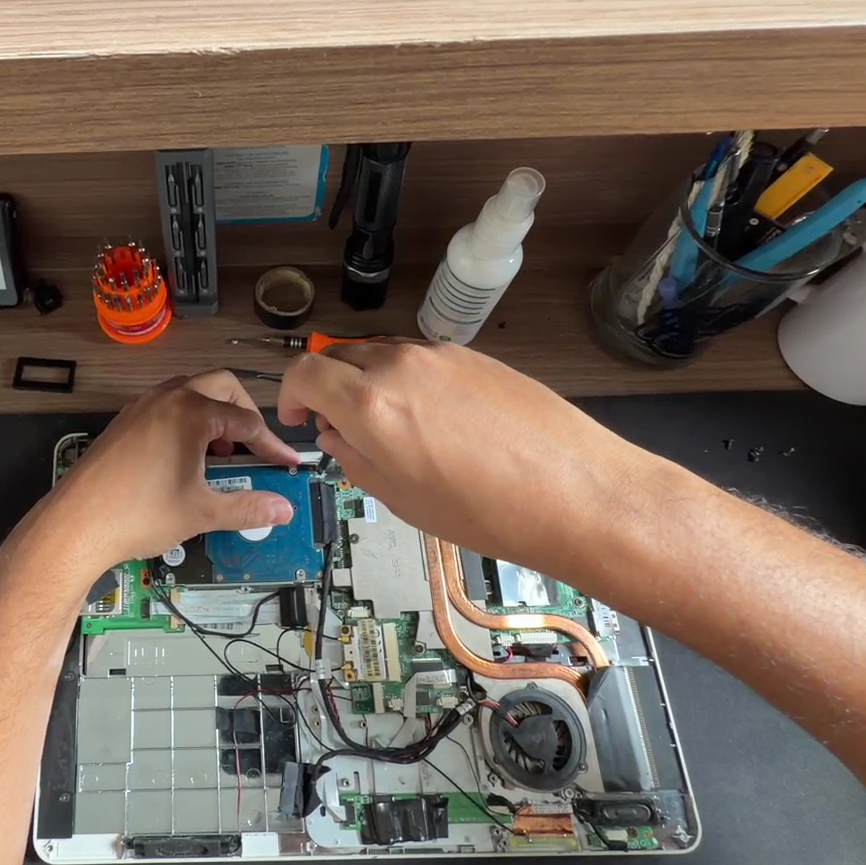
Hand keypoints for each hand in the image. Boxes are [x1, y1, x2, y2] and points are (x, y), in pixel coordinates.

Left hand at [32, 370, 301, 576]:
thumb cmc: (140, 514)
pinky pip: (167, 405)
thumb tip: (283, 509)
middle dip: (245, 412)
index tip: (287, 464)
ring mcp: (141, 406)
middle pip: (221, 386)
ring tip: (222, 452)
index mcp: (191, 411)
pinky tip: (186, 457)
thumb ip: (248, 507)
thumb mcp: (202, 512)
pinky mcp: (124, 421)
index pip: (248, 421)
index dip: (272, 445)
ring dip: (214, 413)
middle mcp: (167, 397)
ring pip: (191, 391)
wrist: (76, 523)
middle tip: (255, 446)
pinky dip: (187, 420)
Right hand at [276, 340, 669, 583]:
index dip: (289, 395)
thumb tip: (337, 435)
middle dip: (325, 387)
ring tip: (387, 424)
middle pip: (337, 356)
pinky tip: (430, 416)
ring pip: (377, 353)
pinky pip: (417, 357)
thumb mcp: (398, 498)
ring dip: (364, 380)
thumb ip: (352, 456)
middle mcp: (398, 365)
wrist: (576, 493)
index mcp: (370, 403)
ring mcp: (438, 354)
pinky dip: (403, 378)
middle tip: (337, 425)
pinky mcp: (472, 355)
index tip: (298, 417)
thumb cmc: (485, 511)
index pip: (304, 372)